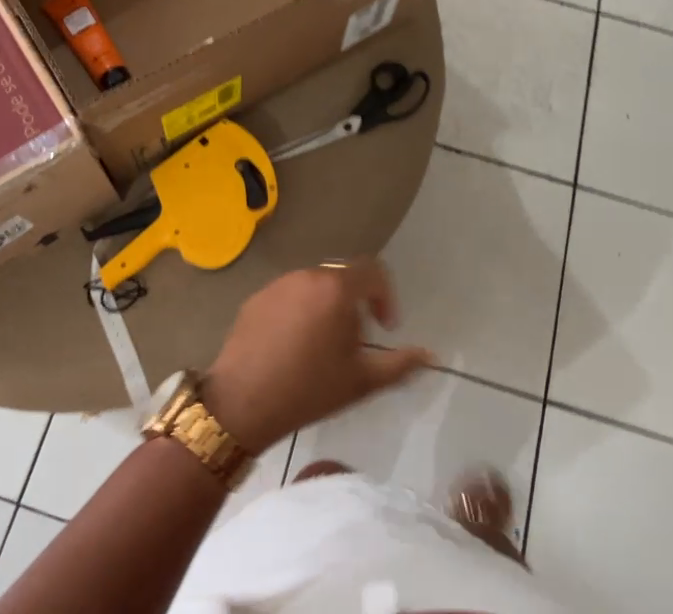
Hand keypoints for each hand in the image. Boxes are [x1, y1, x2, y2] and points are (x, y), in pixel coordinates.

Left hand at [200, 261, 433, 454]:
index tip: (385, 327)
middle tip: (355, 341)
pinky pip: (287, 296)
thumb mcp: (363, 381)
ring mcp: (276, 285)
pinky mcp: (254, 299)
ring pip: (313, 286)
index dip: (386, 296)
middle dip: (355, 304)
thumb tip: (430, 355)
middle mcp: (306, 276)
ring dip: (326, 307)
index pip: (372, 272)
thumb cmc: (309, 389)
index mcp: (335, 288)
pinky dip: (299, 312)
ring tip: (324, 347)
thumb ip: (401, 363)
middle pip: (341, 278)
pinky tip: (293, 347)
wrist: (242, 401)